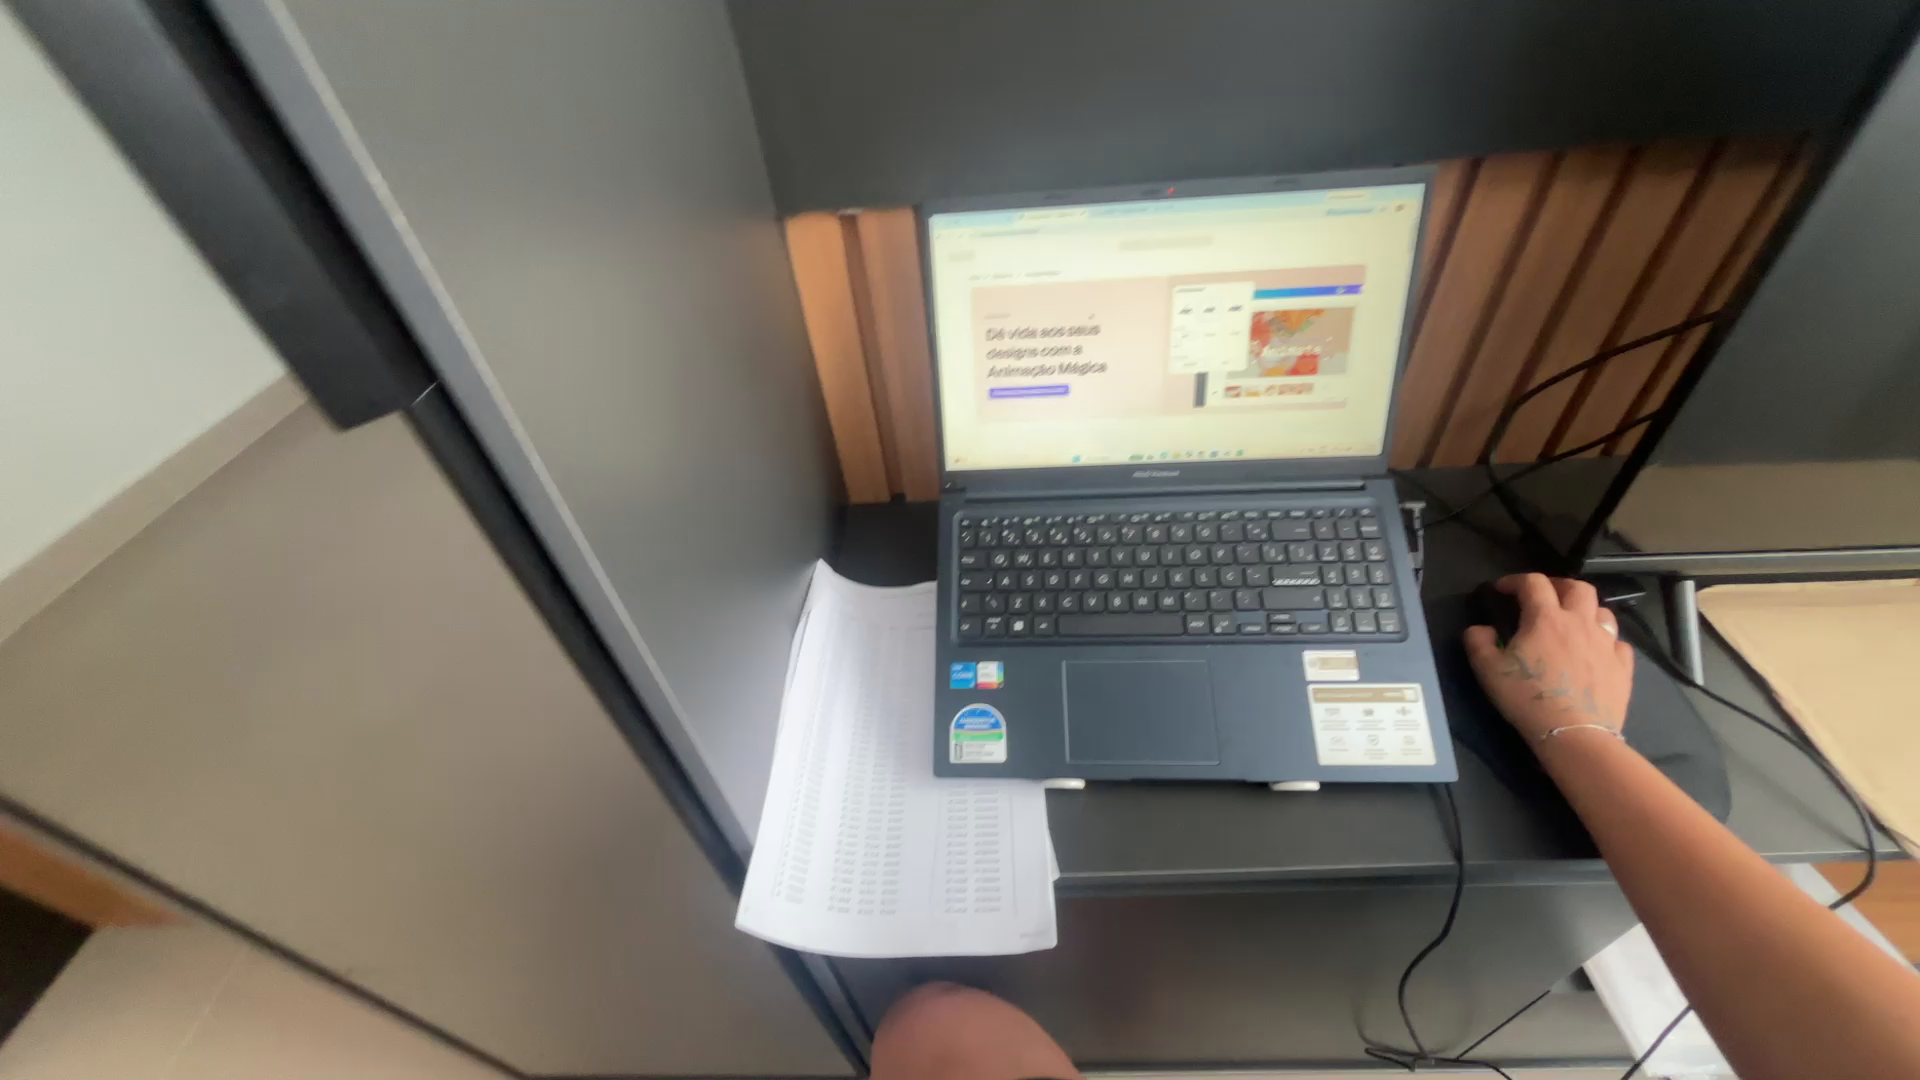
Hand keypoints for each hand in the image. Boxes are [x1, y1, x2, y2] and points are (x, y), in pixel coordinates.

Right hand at [1463, 574, 1633, 744]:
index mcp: (1545, 619)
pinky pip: (1617, 641)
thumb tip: (1482, 629)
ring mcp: (1606, 644)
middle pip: (1578, 587)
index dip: (1514, 580)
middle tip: (1541, 596)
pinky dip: (1603, 638)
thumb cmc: (1525, 696)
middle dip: (1557, 585)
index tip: (1501, 589)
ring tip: (1569, 622)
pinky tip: (1593, 650)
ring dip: (1583, 609)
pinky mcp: (1623, 666)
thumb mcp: (1486, 668)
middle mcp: (1580, 623)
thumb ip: (1477, 640)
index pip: (1533, 583)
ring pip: (1602, 611)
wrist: (1573, 732)